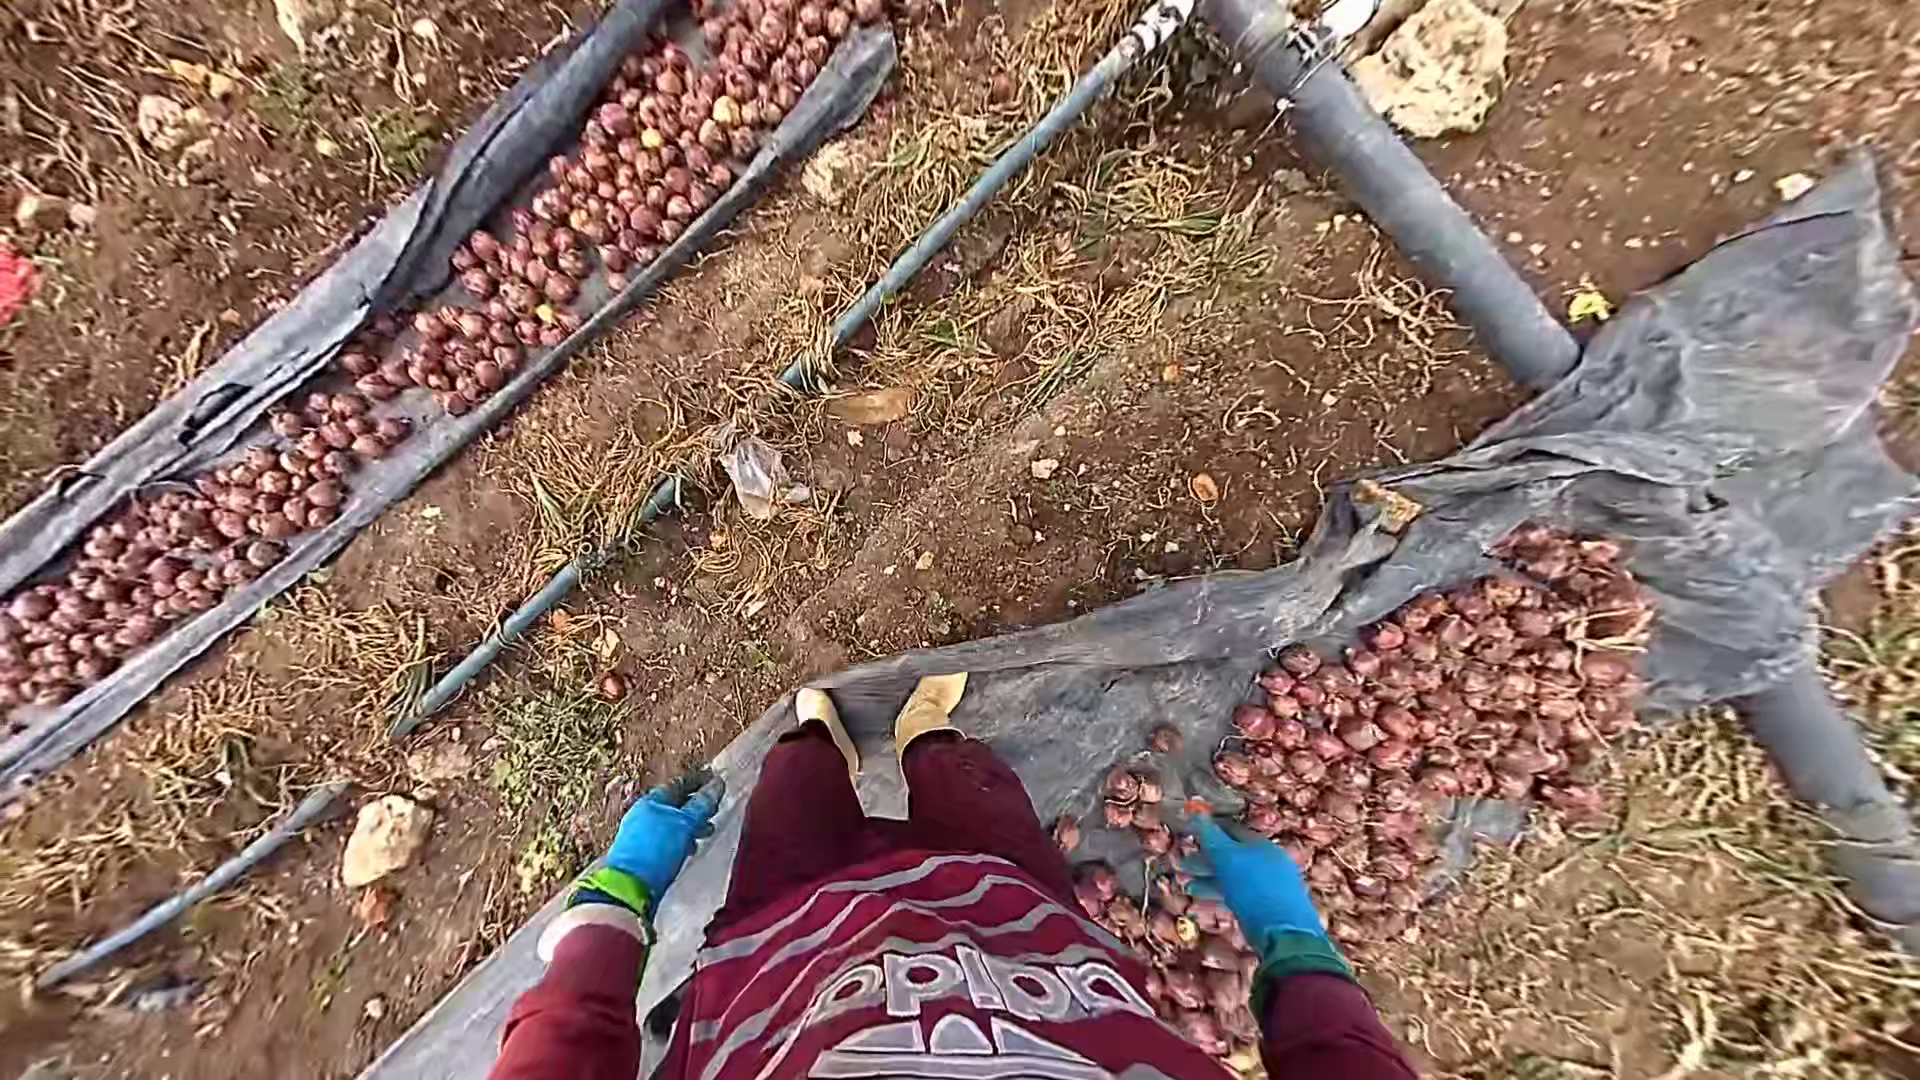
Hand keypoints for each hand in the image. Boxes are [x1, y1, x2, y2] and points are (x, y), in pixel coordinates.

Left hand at [605, 784, 720, 900]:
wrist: (628, 892)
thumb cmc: (655, 851)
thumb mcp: (686, 822)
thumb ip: (703, 803)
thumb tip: (717, 784)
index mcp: (651, 802)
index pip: (679, 784)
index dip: (699, 781)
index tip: (715, 780)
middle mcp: (643, 816)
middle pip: (675, 805)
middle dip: (697, 806)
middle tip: (714, 807)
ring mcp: (640, 837)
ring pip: (672, 824)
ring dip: (691, 826)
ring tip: (706, 832)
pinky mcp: (642, 857)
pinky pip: (667, 841)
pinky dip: (681, 840)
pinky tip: (690, 848)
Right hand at [1187, 816, 1328, 948]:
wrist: (1284, 936)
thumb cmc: (1253, 887)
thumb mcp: (1226, 856)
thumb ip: (1209, 834)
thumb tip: (1195, 810)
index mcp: (1261, 844)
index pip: (1230, 829)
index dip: (1207, 828)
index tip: (1187, 832)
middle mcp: (1266, 862)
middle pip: (1230, 854)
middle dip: (1204, 858)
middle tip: (1182, 863)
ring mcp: (1268, 886)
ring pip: (1231, 876)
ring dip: (1206, 877)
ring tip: (1185, 883)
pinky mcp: (1265, 908)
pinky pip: (1236, 893)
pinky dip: (1217, 892)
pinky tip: (1198, 896)